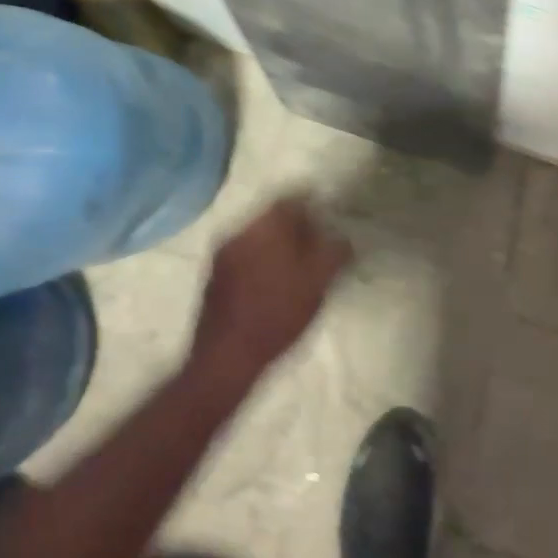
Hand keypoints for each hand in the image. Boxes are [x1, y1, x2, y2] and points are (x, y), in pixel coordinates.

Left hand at [186, 198, 352, 384]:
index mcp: (264, 227)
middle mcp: (238, 232)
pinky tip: (275, 281)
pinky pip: (245, 254)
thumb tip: (343, 237)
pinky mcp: (213, 277)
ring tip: (299, 264)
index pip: (292, 197)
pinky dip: (263, 259)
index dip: (314, 203)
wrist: (226, 359)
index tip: (329, 216)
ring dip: (278, 243)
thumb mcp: (318, 284)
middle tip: (318, 241)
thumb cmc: (277, 316)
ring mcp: (222, 254)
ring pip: (258, 235)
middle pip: (273, 215)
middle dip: (297, 225)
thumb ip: (334, 252)